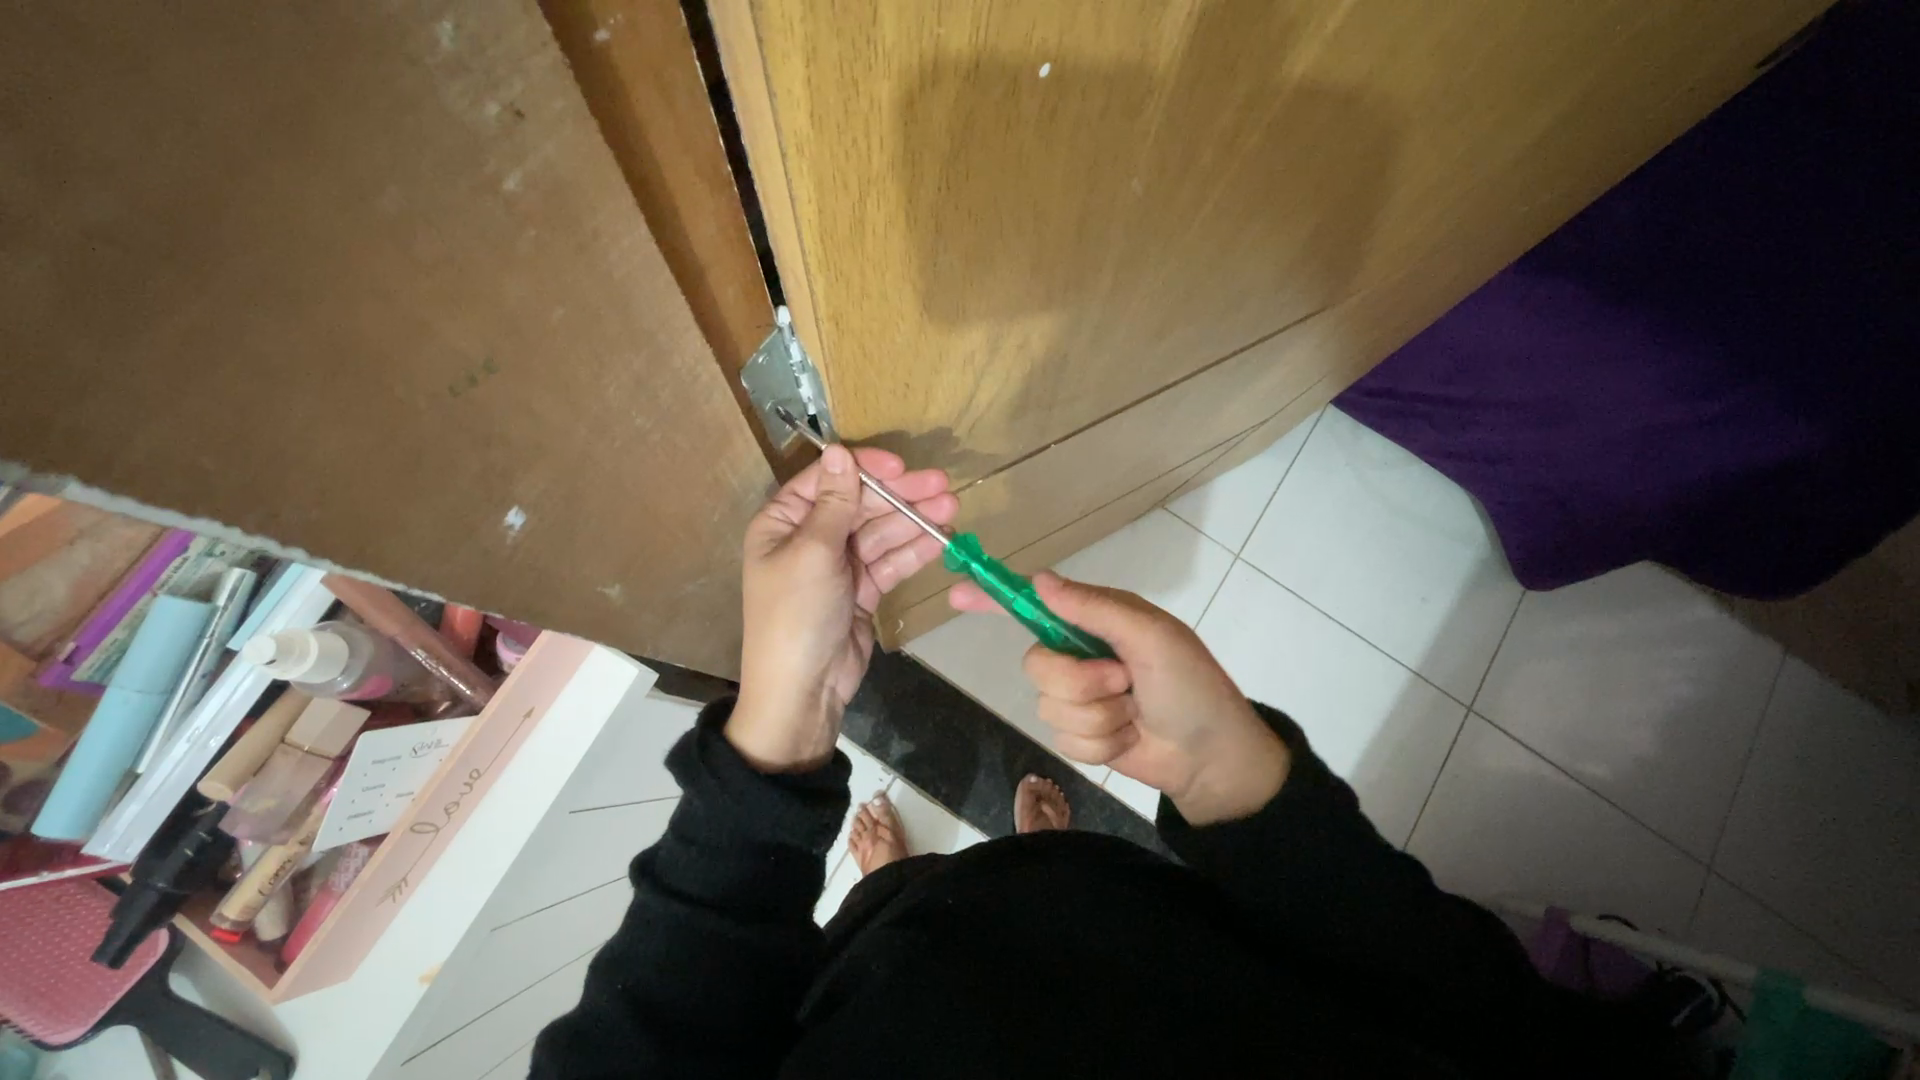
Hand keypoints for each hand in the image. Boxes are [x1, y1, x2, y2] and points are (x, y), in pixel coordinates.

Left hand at [731, 444, 955, 771]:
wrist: (802, 690)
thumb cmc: (796, 614)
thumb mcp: (813, 553)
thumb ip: (834, 503)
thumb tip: (838, 449)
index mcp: (783, 522)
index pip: (827, 480)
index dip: (865, 468)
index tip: (902, 465)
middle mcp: (809, 538)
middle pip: (860, 505)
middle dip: (900, 496)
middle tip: (943, 486)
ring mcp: (837, 565)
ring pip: (880, 533)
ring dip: (914, 521)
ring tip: (952, 508)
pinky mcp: (861, 590)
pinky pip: (889, 562)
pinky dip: (913, 551)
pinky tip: (941, 539)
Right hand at [950, 573, 1288, 824]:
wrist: (1212, 756)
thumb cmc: (1190, 685)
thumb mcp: (1150, 635)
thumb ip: (1093, 608)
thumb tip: (1038, 579)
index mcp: (1094, 621)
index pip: (1034, 605)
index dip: (995, 600)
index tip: (957, 597)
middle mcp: (1079, 655)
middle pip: (1036, 665)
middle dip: (1080, 682)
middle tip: (1123, 682)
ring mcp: (1080, 698)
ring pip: (1050, 707)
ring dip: (1098, 717)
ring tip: (1133, 712)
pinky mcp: (1081, 735)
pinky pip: (1064, 740)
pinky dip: (1100, 744)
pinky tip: (1127, 738)